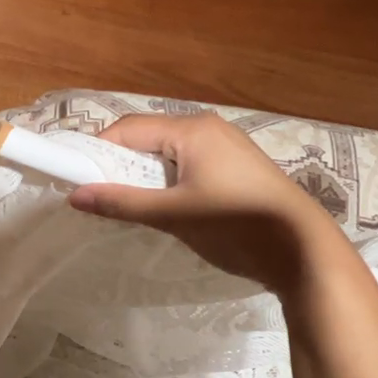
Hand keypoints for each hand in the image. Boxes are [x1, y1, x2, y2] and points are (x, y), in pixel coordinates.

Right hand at [66, 114, 333, 290]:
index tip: (80, 181)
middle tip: (105, 198)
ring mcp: (224, 145)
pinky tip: (167, 207)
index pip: (128, 128)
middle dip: (121, 165)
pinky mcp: (234, 166)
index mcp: (191, 130)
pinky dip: (168, 181)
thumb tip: (74, 196)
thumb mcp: (173, 216)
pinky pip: (187, 164)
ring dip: (145, 176)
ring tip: (134, 207)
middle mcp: (207, 127)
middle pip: (147, 137)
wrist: (303, 250)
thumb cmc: (235, 225)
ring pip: (167, 153)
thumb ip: (122, 202)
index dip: (99, 151)